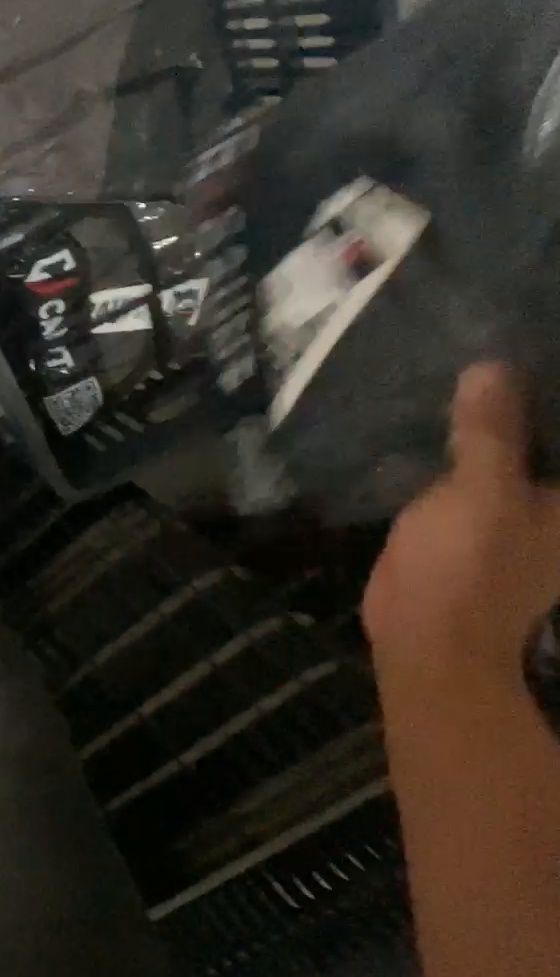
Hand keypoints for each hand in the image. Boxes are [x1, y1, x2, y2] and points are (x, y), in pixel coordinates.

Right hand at [364, 362, 559, 677]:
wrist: (430, 633)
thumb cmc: (472, 566)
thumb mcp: (480, 494)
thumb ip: (489, 433)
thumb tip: (490, 367)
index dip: (549, 388)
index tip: (531, 343)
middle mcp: (558, 497)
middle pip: (545, 434)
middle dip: (524, 399)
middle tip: (490, 351)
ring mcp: (519, 508)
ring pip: (511, 449)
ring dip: (489, 419)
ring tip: (462, 374)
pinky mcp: (476, 518)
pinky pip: (475, 469)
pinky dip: (459, 446)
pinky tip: (432, 423)